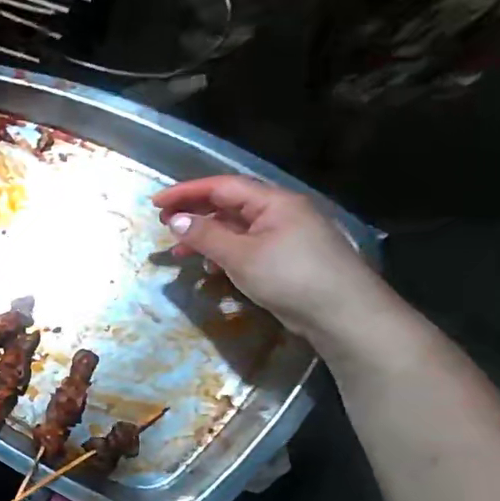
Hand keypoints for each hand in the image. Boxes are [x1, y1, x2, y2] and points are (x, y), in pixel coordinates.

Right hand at [152, 175, 386, 342]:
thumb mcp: (241, 255)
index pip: (222, 187)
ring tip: (179, 252)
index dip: (186, 192)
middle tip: (164, 226)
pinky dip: (223, 252)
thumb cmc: (291, 277)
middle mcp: (281, 212)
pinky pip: (247, 246)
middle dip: (194, 214)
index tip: (156, 204)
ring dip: (206, 236)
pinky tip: (210, 267)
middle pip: (229, 205)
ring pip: (237, 228)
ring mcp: (286, 236)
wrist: (343, 314)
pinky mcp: (287, 259)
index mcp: (273, 202)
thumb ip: (206, 235)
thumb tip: (176, 220)